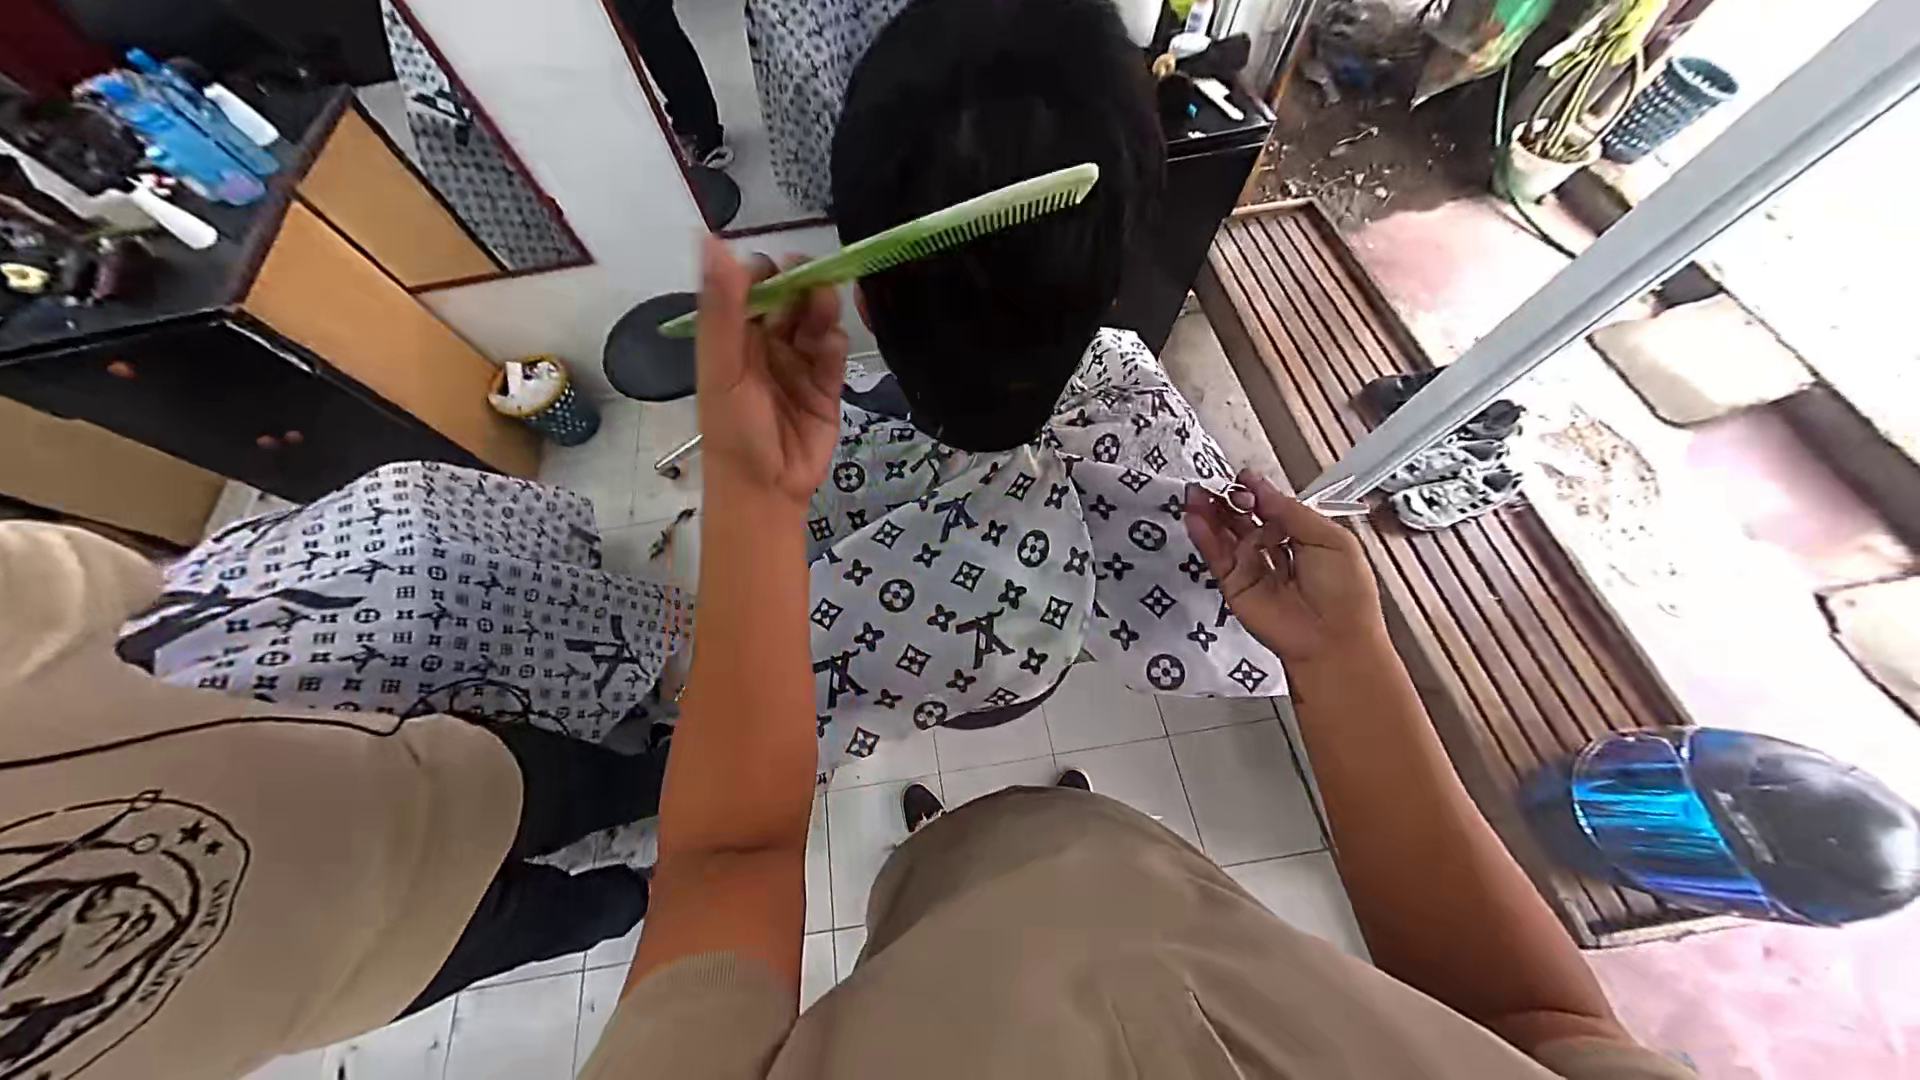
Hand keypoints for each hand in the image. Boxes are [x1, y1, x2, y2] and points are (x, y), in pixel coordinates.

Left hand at [694, 237, 848, 505]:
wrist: (765, 487)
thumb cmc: (734, 429)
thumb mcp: (722, 367)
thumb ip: (722, 308)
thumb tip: (711, 240)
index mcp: (735, 336)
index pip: (754, 286)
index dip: (769, 272)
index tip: (783, 271)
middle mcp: (767, 345)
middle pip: (791, 301)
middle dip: (804, 288)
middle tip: (816, 285)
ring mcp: (799, 366)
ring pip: (816, 324)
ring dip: (822, 311)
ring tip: (826, 309)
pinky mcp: (826, 389)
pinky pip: (834, 356)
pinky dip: (835, 346)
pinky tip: (831, 347)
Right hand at [1184, 471, 1387, 666]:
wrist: (1332, 639)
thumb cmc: (1345, 592)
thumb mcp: (1330, 539)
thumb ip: (1292, 512)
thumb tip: (1261, 489)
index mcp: (1302, 537)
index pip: (1272, 509)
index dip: (1257, 492)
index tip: (1243, 478)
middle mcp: (1273, 551)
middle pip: (1244, 520)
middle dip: (1229, 501)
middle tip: (1215, 485)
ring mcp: (1251, 568)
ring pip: (1225, 535)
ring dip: (1209, 514)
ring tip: (1195, 494)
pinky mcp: (1233, 585)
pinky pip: (1216, 556)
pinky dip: (1204, 537)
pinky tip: (1194, 518)